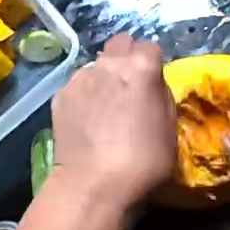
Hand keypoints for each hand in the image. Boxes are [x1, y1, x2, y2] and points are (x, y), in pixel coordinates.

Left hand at [49, 34, 175, 211]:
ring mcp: (81, 78)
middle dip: (126, 56)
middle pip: (120, 43)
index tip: (152, 82)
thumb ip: (159, 92)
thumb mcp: (169, 124)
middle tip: (129, 84)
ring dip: (104, 75)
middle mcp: (110, 63)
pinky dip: (85, 94)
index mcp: (142, 66)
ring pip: (96, 64)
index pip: (150, 46)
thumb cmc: (144, 159)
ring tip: (105, 105)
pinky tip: (87, 118)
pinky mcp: (60, 96)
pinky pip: (78, 84)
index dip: (152, 63)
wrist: (93, 187)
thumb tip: (150, 83)